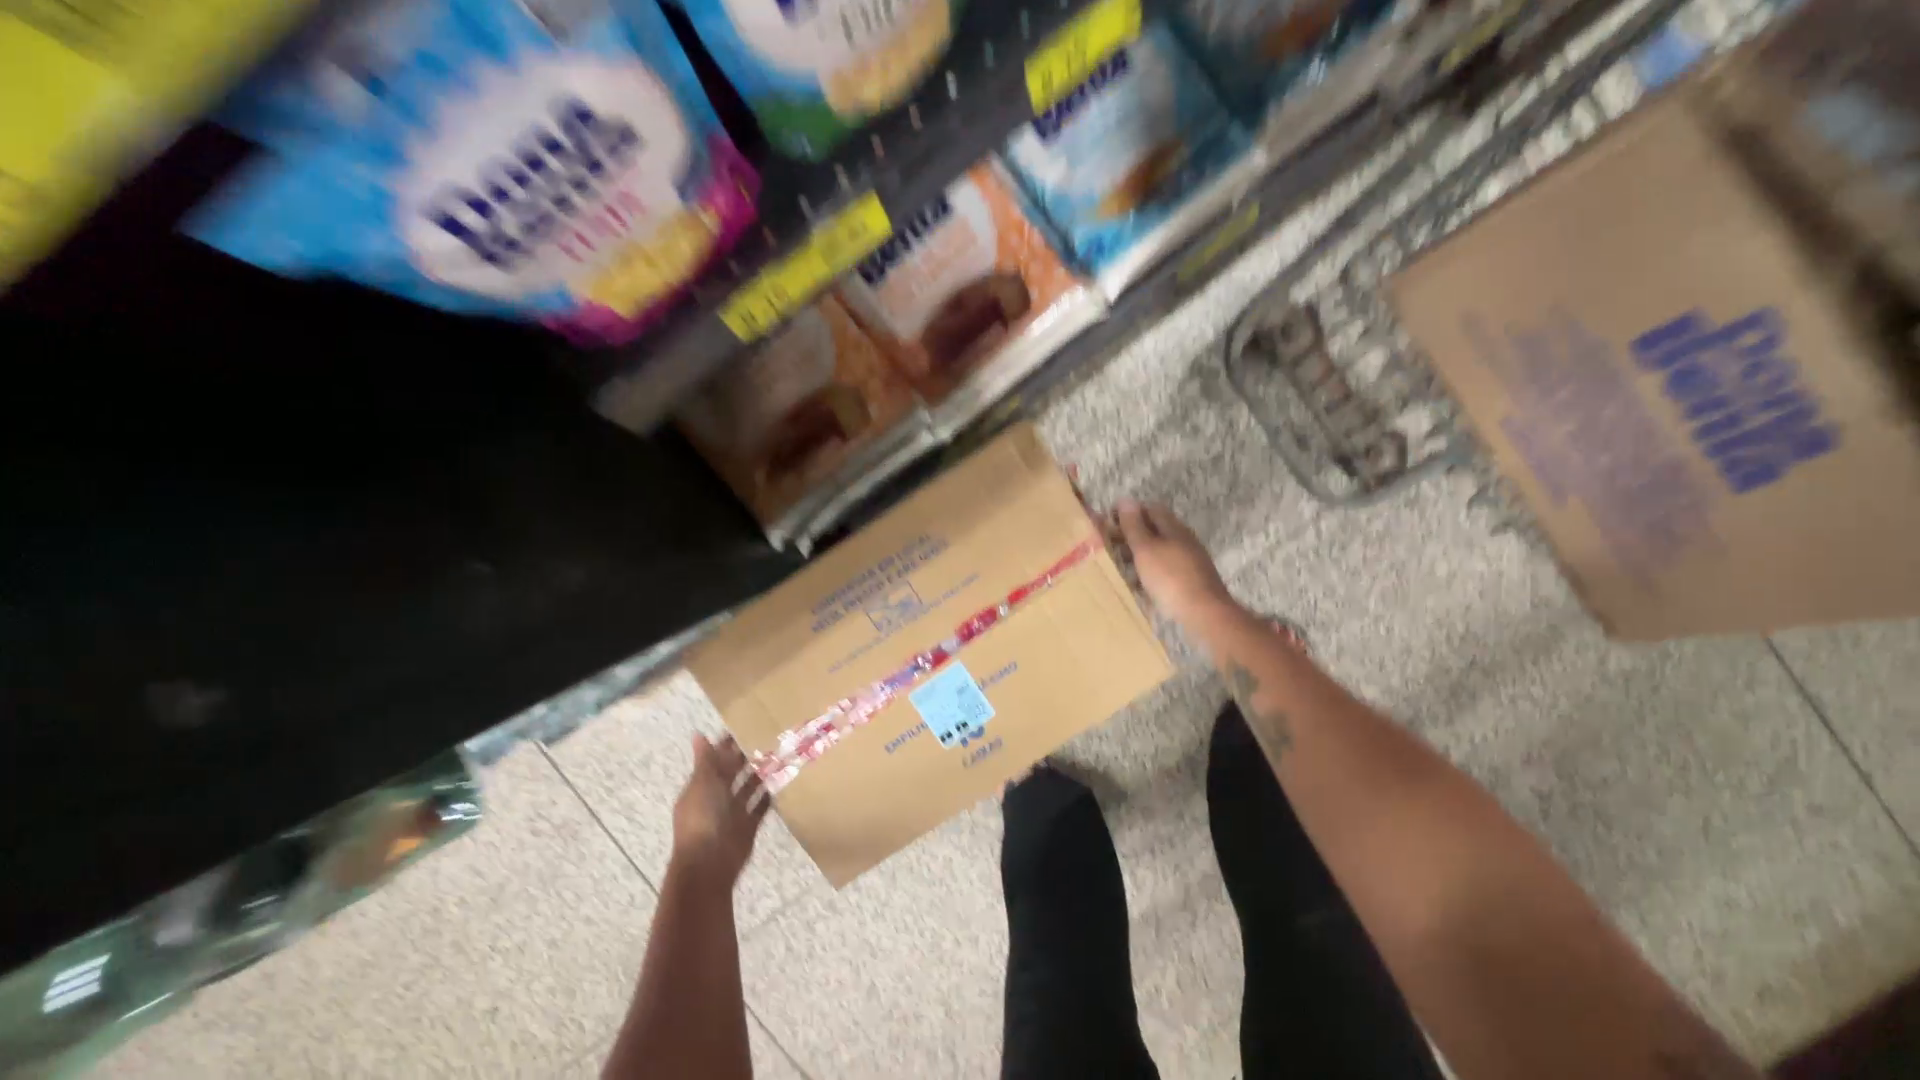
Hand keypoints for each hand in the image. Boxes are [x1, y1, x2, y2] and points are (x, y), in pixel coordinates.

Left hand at [668, 734, 769, 890]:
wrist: (709, 863)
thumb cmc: (702, 818)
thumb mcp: (703, 784)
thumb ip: (705, 760)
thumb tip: (698, 734)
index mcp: (701, 786)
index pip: (714, 760)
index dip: (727, 745)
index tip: (746, 726)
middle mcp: (716, 798)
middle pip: (732, 773)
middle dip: (747, 757)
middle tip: (770, 736)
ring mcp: (732, 813)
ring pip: (748, 789)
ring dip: (760, 775)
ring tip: (781, 755)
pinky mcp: (748, 826)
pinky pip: (760, 808)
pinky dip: (769, 797)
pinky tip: (783, 782)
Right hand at [1115, 499, 1240, 628]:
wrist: (1204, 612)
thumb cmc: (1170, 578)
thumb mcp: (1146, 549)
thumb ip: (1134, 525)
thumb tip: (1126, 499)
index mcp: (1173, 528)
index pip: (1150, 508)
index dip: (1129, 512)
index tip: (1108, 523)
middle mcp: (1184, 539)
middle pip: (1155, 529)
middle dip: (1132, 535)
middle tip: (1110, 546)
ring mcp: (1189, 560)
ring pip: (1160, 550)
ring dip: (1140, 555)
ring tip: (1121, 567)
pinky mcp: (1191, 579)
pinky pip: (1166, 569)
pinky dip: (1150, 572)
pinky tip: (1140, 585)